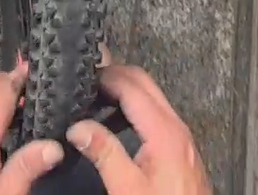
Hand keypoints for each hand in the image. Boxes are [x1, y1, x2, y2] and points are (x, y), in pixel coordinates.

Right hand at [65, 65, 210, 194]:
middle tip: (88, 79)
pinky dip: (134, 105)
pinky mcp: (179, 148)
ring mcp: (180, 136)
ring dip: (124, 88)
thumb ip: (104, 153)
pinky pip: (155, 113)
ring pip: (150, 95)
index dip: (106, 76)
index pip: (132, 85)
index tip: (82, 76)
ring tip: (96, 96)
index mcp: (164, 130)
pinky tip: (116, 120)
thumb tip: (77, 126)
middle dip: (115, 74)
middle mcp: (176, 126)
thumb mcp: (127, 188)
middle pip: (144, 82)